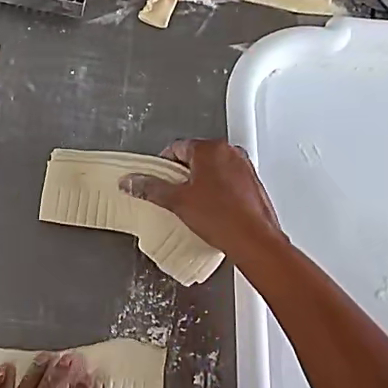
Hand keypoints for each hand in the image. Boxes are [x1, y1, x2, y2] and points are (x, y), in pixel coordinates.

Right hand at [120, 139, 285, 257]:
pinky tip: (211, 211)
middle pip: (196, 156)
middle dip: (182, 174)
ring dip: (201, 182)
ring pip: (214, 168)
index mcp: (210, 149)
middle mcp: (230, 153)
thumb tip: (133, 183)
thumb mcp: (177, 202)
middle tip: (174, 194)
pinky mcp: (252, 183)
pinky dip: (218, 191)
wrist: (254, 240)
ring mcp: (244, 167)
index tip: (157, 178)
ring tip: (193, 205)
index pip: (177, 147)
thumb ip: (151, 188)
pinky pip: (229, 181)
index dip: (163, 164)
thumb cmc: (223, 218)